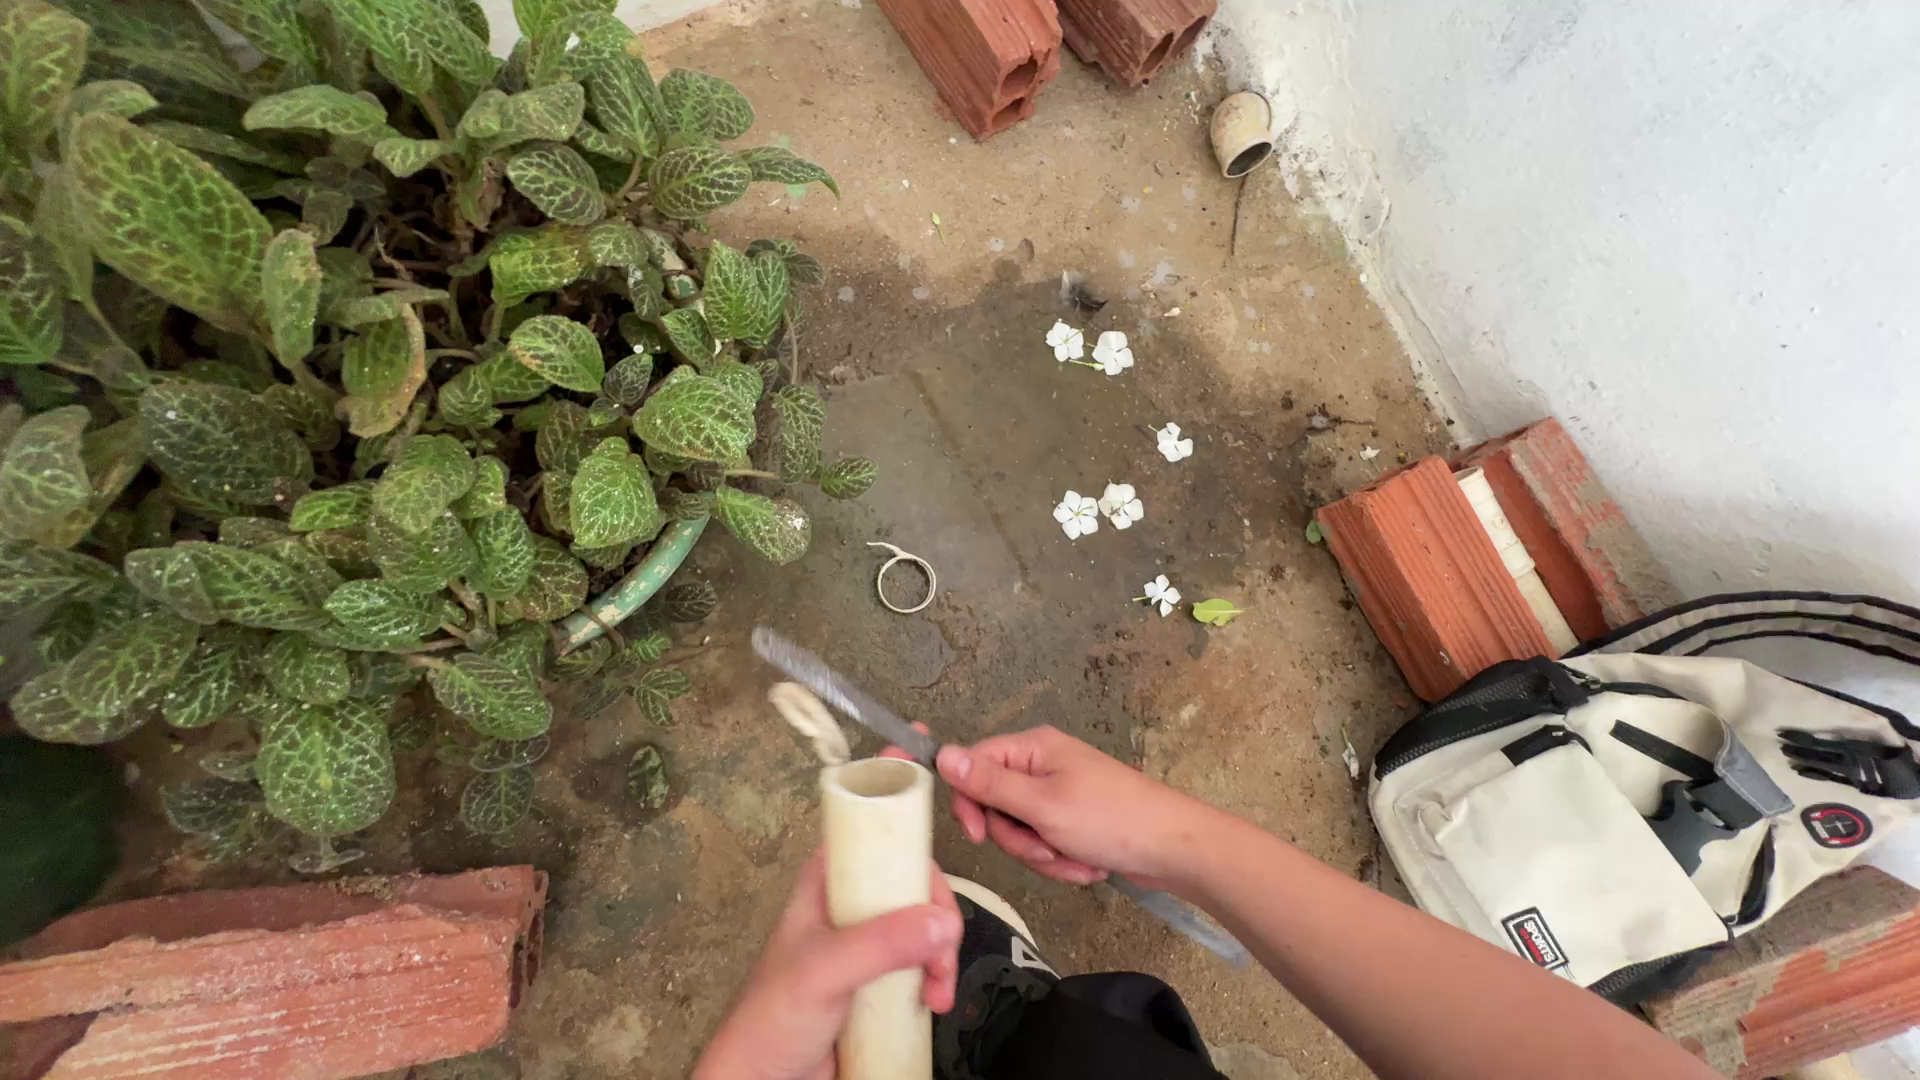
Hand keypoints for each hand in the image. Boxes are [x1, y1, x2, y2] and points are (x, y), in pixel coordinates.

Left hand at [692, 848, 962, 1079]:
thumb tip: (940, 923)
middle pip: (912, 887)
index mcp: (830, 882)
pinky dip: (935, 978)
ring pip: (921, 927)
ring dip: (941, 955)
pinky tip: (933, 1001)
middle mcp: (850, 904)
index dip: (916, 861)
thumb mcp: (824, 970)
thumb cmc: (770, 1019)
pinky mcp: (877, 979)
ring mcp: (865, 943)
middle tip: (943, 953)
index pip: (883, 845)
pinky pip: (919, 965)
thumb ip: (881, 944)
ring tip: (938, 991)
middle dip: (938, 918)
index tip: (937, 897)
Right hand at [936, 726, 1218, 886]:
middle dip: (1019, 838)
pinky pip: (1045, 843)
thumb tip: (941, 753)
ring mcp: (1058, 793)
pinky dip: (1062, 860)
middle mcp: (1041, 764)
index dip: (969, 802)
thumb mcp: (1042, 806)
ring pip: (1020, 830)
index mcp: (1032, 748)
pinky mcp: (1072, 819)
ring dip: (1044, 855)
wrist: (1174, 849)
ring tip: (1076, 859)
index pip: (974, 765)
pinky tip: (1089, 865)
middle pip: (996, 804)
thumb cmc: (1109, 819)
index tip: (978, 836)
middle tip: (1047, 849)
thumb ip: (989, 784)